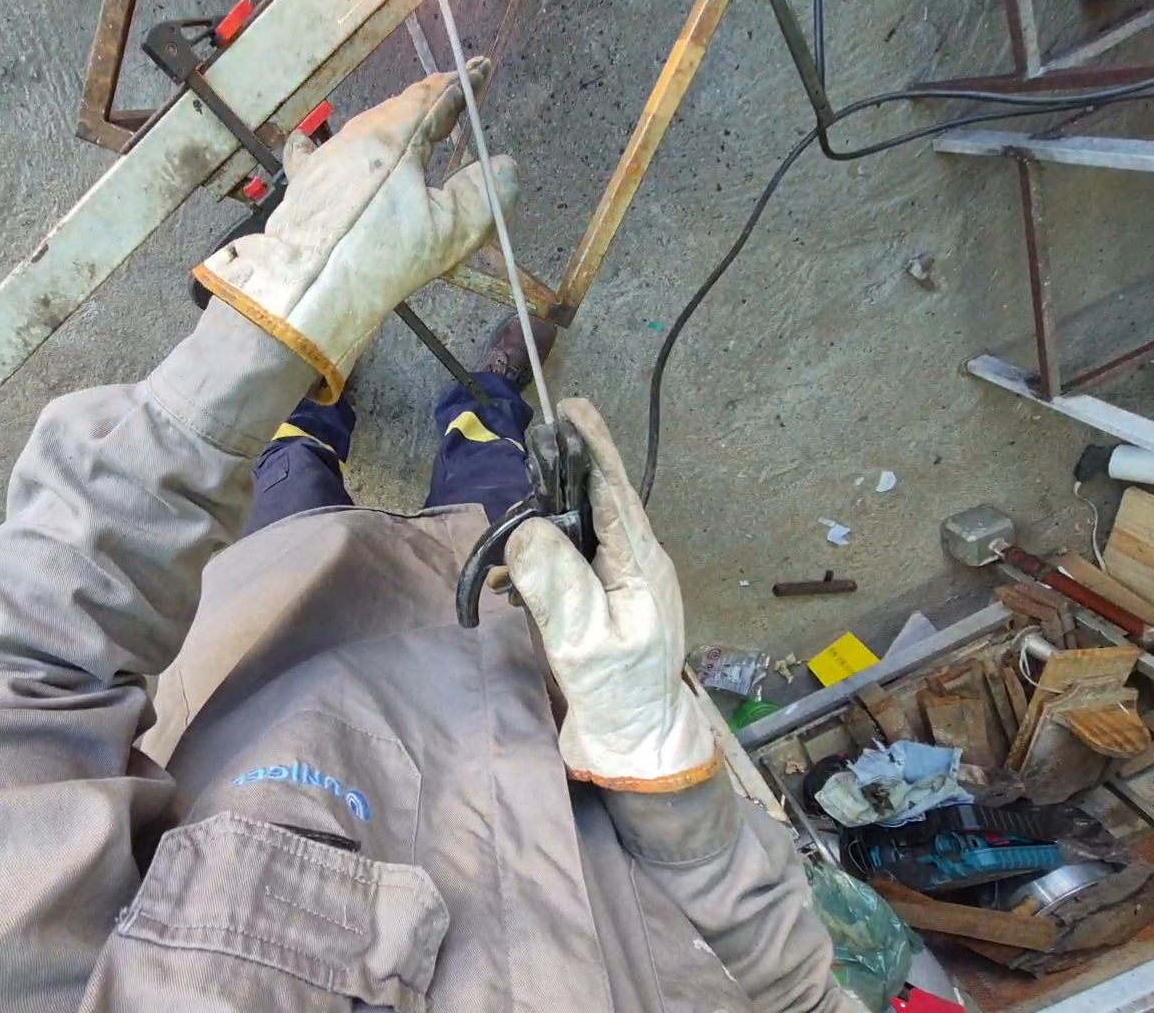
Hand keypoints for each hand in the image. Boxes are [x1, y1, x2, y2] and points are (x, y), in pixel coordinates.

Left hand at [193, 60, 517, 401]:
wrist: (310, 291)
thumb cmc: (383, 260)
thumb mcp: (449, 232)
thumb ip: (484, 195)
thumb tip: (503, 165)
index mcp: (395, 139)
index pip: (436, 98)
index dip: (464, 83)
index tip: (482, 69)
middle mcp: (356, 137)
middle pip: (399, 108)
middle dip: (429, 100)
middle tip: (452, 96)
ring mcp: (325, 158)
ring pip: (364, 127)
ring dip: (390, 121)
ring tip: (407, 122)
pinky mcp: (303, 185)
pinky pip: (312, 152)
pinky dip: (325, 144)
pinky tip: (312, 138)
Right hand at [506, 399, 718, 792]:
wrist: (635, 744)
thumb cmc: (618, 695)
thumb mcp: (585, 641)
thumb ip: (557, 584)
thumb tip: (524, 529)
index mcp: (641, 564)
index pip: (614, 491)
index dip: (594, 446)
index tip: (573, 407)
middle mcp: (634, 563)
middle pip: (598, 502)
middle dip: (565, 475)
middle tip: (533, 453)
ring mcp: (621, 582)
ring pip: (581, 532)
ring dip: (546, 524)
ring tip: (512, 532)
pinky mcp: (604, 600)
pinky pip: (572, 563)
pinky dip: (542, 562)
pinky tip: (513, 580)